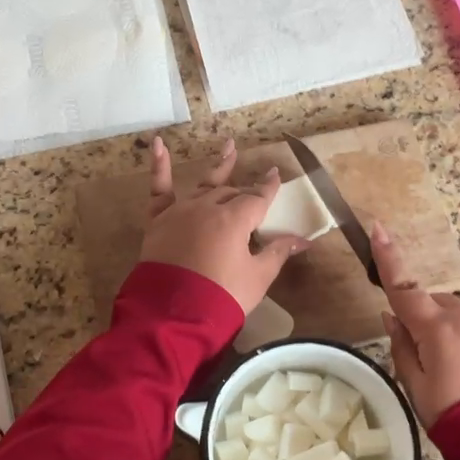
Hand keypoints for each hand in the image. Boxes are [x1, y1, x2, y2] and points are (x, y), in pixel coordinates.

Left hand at [140, 136, 309, 313]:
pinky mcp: (158, 222)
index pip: (258, 198)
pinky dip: (159, 166)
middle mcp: (207, 208)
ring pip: (203, 186)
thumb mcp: (257, 277)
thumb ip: (277, 252)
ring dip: (219, 167)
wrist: (173, 316)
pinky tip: (157, 144)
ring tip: (230, 147)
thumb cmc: (222, 296)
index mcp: (234, 219)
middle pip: (232, 193)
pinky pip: (159, 189)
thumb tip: (302, 239)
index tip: (277, 175)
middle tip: (256, 194)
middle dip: (246, 192)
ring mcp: (180, 212)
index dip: (269, 188)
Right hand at [374, 222, 459, 425]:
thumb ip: (401, 349)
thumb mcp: (416, 388)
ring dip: (446, 332)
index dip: (388, 257)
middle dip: (422, 318)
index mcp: (436, 328)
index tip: (378, 228)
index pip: (404, 287)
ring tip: (448, 374)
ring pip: (458, 319)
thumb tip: (392, 318)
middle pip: (433, 304)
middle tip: (417, 356)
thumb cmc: (456, 415)